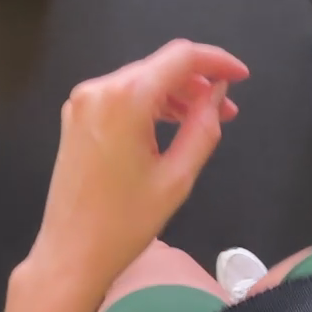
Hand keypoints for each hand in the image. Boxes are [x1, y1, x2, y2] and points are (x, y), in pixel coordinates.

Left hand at [27, 40, 249, 292]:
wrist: (71, 254)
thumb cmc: (125, 223)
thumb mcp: (177, 177)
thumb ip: (204, 127)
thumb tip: (218, 94)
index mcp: (125, 98)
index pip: (180, 57)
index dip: (217, 61)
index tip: (241, 77)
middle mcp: (98, 90)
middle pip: (159, 67)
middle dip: (197, 84)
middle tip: (226, 113)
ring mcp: (82, 103)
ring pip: (141, 82)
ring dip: (174, 97)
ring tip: (202, 123)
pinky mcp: (76, 119)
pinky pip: (121, 99)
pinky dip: (149, 106)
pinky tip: (169, 128)